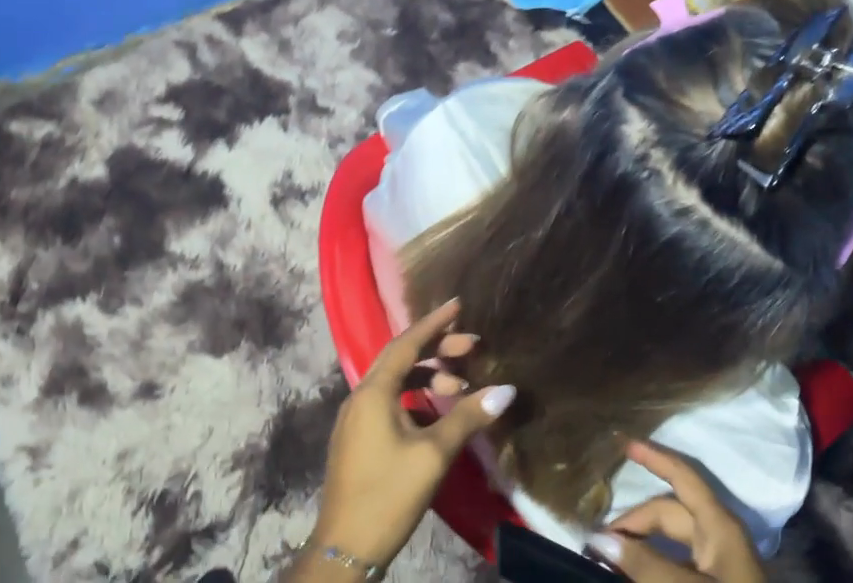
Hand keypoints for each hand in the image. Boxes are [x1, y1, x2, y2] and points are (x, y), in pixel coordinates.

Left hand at [300, 299, 514, 576]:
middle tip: (473, 347)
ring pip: (395, 381)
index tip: (458, 303)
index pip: (407, 343)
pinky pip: (389, 401)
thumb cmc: (389, 493)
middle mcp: (360, 397)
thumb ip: (468, 417)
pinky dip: (415, 396)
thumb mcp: (434, 454)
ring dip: (428, 376)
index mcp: (373, 392)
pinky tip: (438, 413)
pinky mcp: (357, 439)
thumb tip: (506, 390)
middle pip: (401, 358)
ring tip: (462, 386)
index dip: (434, 323)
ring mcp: (356, 419)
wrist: (345, 548)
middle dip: (437, 349)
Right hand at [587, 441, 765, 582]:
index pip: (682, 477)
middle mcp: (717, 537)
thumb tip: (600, 538)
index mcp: (718, 525)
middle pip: (667, 513)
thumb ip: (645, 564)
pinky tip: (629, 574)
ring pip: (668, 542)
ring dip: (638, 545)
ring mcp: (715, 565)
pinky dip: (650, 564)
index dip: (655, 457)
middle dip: (632, 522)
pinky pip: (673, 565)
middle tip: (595, 543)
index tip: (623, 444)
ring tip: (606, 558)